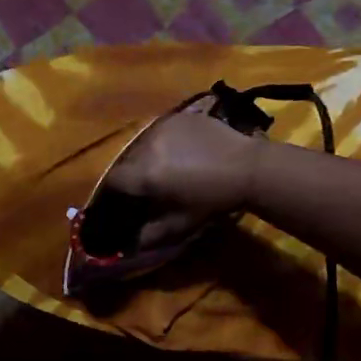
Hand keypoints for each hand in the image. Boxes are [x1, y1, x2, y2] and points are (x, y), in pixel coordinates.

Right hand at [102, 113, 265, 248]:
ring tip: (161, 168)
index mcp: (144, 174)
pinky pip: (159, 131)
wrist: (249, 168)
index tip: (121, 201)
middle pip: (125, 160)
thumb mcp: (181, 223)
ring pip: (141, 144)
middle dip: (129, 174)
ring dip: (145, 156)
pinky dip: (161, 142)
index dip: (112, 192)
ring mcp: (161, 127)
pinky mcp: (177, 116)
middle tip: (144, 186)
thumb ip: (150, 235)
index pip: (112, 181)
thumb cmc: (213, 200)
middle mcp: (146, 146)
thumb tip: (129, 244)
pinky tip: (177, 151)